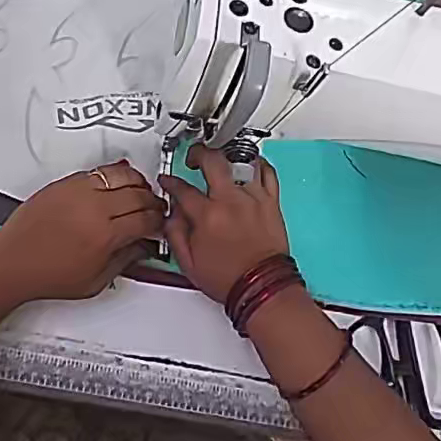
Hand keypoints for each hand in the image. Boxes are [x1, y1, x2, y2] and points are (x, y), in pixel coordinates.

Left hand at [0, 161, 164, 313]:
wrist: (12, 263)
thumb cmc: (45, 274)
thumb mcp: (95, 280)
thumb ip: (124, 260)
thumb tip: (142, 247)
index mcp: (105, 235)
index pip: (146, 219)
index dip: (159, 222)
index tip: (159, 224)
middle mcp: (94, 208)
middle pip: (139, 195)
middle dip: (153, 202)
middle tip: (155, 208)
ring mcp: (78, 192)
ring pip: (121, 175)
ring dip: (137, 182)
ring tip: (140, 191)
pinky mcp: (65, 184)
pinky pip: (98, 171)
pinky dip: (113, 175)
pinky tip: (116, 183)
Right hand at [159, 144, 291, 302]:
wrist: (262, 287)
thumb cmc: (230, 278)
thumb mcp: (188, 263)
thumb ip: (175, 233)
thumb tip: (172, 215)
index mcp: (207, 216)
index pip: (182, 188)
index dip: (171, 182)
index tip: (169, 181)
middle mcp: (230, 202)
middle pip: (212, 160)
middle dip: (198, 153)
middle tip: (194, 157)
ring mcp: (253, 199)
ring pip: (241, 161)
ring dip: (228, 157)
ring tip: (222, 160)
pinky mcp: (271, 203)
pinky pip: (267, 173)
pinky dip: (258, 165)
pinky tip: (250, 166)